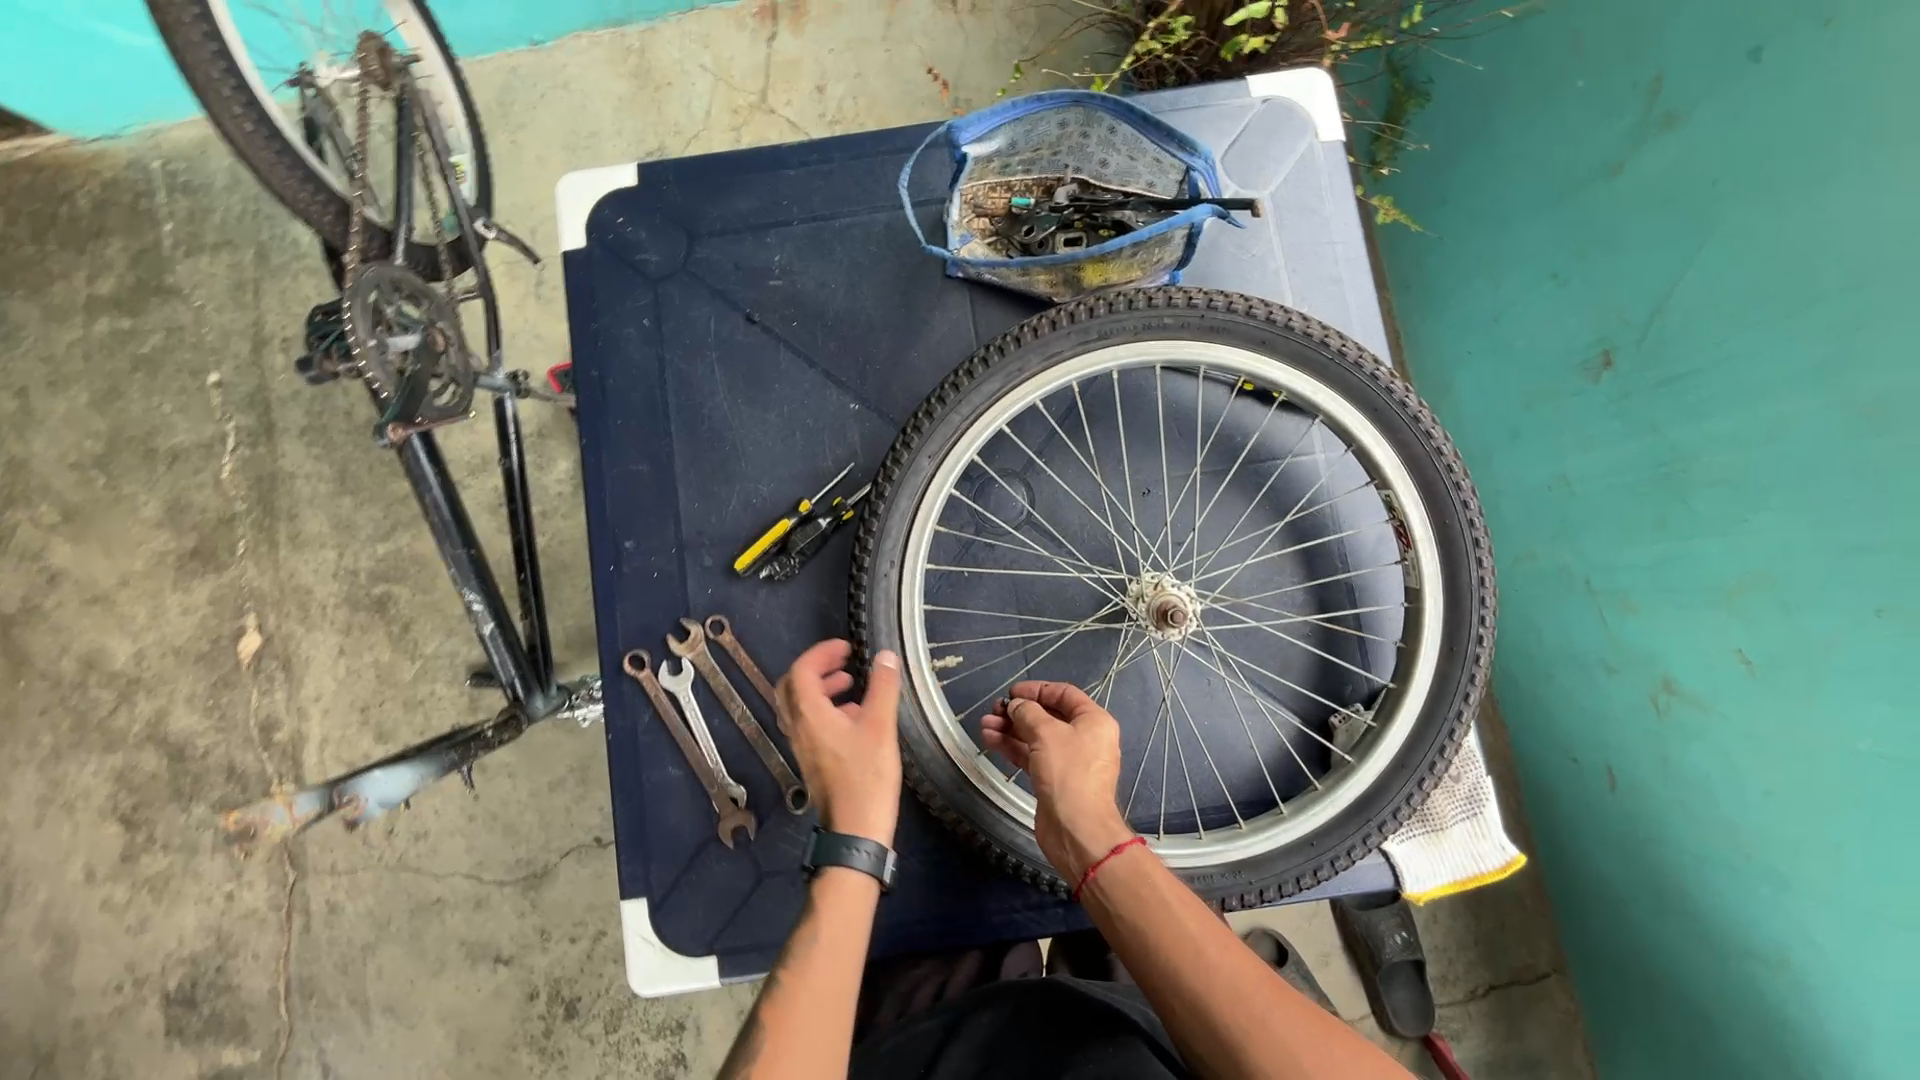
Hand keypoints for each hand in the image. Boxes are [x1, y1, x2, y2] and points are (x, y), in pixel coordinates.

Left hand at [775, 639, 902, 846]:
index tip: (847, 648)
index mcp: (809, 715)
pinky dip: (826, 709)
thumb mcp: (880, 726)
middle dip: (817, 668)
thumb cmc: (867, 776)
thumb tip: (885, 656)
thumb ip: (883, 687)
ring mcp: (803, 747)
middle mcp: (799, 728)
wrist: (855, 830)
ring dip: (821, 689)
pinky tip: (855, 717)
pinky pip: (810, 725)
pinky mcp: (813, 761)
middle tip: (843, 662)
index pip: (802, 671)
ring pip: (801, 707)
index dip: (822, 653)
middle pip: (793, 687)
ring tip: (851, 684)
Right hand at [981, 681, 1135, 882]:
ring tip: (984, 725)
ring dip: (1010, 729)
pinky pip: (1032, 755)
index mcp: (1094, 721)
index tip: (1011, 692)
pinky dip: (1012, 747)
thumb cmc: (1068, 773)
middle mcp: (1084, 738)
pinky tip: (990, 740)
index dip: (1037, 689)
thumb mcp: (1046, 733)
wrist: (1077, 830)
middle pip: (1048, 716)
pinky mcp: (1054, 780)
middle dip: (1019, 712)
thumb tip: (1015, 705)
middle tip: (994, 710)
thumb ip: (1027, 712)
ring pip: (1036, 737)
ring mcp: (1069, 761)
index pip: (1064, 694)